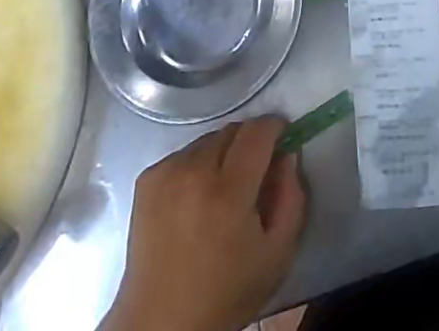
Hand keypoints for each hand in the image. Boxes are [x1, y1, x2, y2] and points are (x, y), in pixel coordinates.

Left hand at [100, 116, 306, 330]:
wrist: (162, 322)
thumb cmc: (227, 292)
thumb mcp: (278, 253)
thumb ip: (292, 196)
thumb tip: (287, 154)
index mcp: (228, 191)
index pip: (257, 132)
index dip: (275, 127)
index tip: (284, 136)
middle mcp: (193, 172)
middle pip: (232, 131)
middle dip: (250, 141)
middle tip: (256, 170)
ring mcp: (166, 172)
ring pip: (207, 140)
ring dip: (223, 152)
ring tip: (223, 188)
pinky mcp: (147, 179)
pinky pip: (183, 154)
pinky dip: (196, 164)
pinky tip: (196, 197)